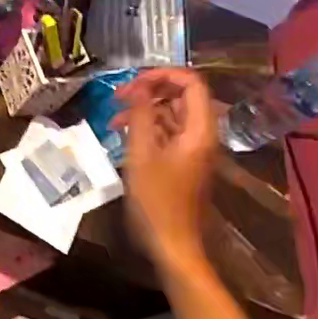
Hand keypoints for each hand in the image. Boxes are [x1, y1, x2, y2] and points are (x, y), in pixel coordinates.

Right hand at [115, 69, 216, 271]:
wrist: (173, 245)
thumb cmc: (157, 201)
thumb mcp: (142, 154)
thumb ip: (140, 115)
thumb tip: (138, 86)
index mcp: (199, 129)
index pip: (191, 83)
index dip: (163, 74)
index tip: (134, 80)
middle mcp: (202, 134)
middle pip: (182, 96)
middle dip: (151, 89)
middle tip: (120, 94)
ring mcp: (194, 149)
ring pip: (173, 114)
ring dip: (145, 109)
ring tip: (115, 115)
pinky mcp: (185, 162)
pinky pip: (169, 132)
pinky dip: (148, 127)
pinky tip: (124, 133)